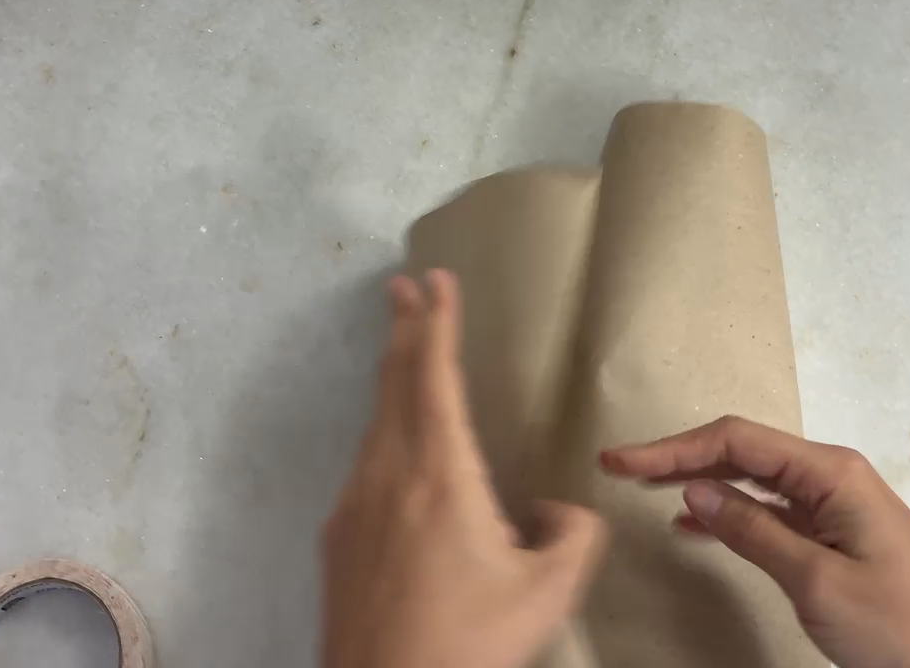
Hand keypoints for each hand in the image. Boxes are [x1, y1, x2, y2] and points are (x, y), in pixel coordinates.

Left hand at [322, 269, 606, 667]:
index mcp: (440, 471)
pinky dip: (383, 426)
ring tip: (401, 346)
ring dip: (391, 372)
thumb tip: (558, 508)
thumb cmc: (467, 644)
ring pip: (377, 416)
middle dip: (403, 325)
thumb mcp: (545, 595)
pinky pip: (366, 458)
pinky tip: (394, 445)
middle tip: (401, 285)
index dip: (438, 322)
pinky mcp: (336, 531)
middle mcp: (389, 470)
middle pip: (396, 379)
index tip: (435, 279)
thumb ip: (573, 537)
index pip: (436, 375)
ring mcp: (354, 499)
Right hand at [602, 416, 909, 667]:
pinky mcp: (830, 531)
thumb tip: (692, 491)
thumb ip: (751, 530)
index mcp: (827, 471)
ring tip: (644, 488)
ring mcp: (829, 501)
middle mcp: (826, 473)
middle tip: (620, 468)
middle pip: (737, 451)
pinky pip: (766, 507)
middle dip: (678, 456)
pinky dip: (726, 510)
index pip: (734, 442)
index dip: (674, 448)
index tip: (624, 463)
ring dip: (696, 479)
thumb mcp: (818, 583)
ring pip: (747, 477)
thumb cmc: (897, 629)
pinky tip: (690, 523)